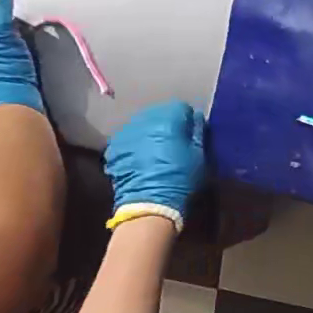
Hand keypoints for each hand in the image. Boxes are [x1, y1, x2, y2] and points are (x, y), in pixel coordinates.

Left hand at [105, 101, 207, 224]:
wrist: (148, 204)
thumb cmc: (179, 180)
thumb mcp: (198, 157)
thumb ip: (198, 133)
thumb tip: (197, 118)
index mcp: (168, 119)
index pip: (181, 107)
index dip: (188, 120)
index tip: (190, 135)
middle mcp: (144, 119)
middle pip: (159, 114)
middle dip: (167, 125)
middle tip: (173, 143)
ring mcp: (126, 132)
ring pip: (142, 125)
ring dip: (150, 134)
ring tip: (156, 152)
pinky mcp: (114, 146)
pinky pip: (129, 138)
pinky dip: (135, 145)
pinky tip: (141, 160)